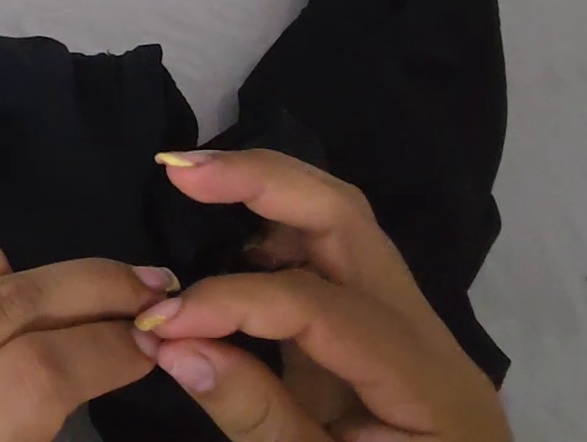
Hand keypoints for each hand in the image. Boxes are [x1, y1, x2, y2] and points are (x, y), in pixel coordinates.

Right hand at [134, 150, 510, 441]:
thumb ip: (253, 414)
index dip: (228, 302)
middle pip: (343, 216)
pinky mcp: (371, 315)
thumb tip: (169, 342)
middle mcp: (425, 330)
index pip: (315, 304)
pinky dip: (268, 218)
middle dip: (256, 181)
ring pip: (336, 212)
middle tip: (176, 171)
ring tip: (192, 180)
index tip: (157, 321)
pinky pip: (323, 242)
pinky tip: (224, 230)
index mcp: (428, 383)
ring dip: (261, 185)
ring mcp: (402, 315)